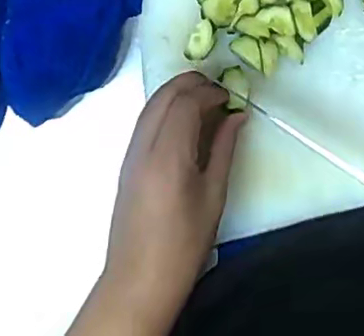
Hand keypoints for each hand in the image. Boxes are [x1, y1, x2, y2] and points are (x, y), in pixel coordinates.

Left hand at [71, 72, 245, 335]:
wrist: (138, 281)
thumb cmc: (183, 245)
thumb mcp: (213, 196)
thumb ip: (224, 149)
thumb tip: (237, 116)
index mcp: (167, 153)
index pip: (186, 102)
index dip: (210, 92)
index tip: (231, 97)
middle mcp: (144, 144)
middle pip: (165, 94)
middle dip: (192, 83)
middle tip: (219, 90)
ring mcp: (131, 151)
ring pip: (152, 103)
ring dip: (177, 92)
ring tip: (204, 99)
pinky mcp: (127, 160)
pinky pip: (145, 118)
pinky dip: (165, 106)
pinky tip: (184, 119)